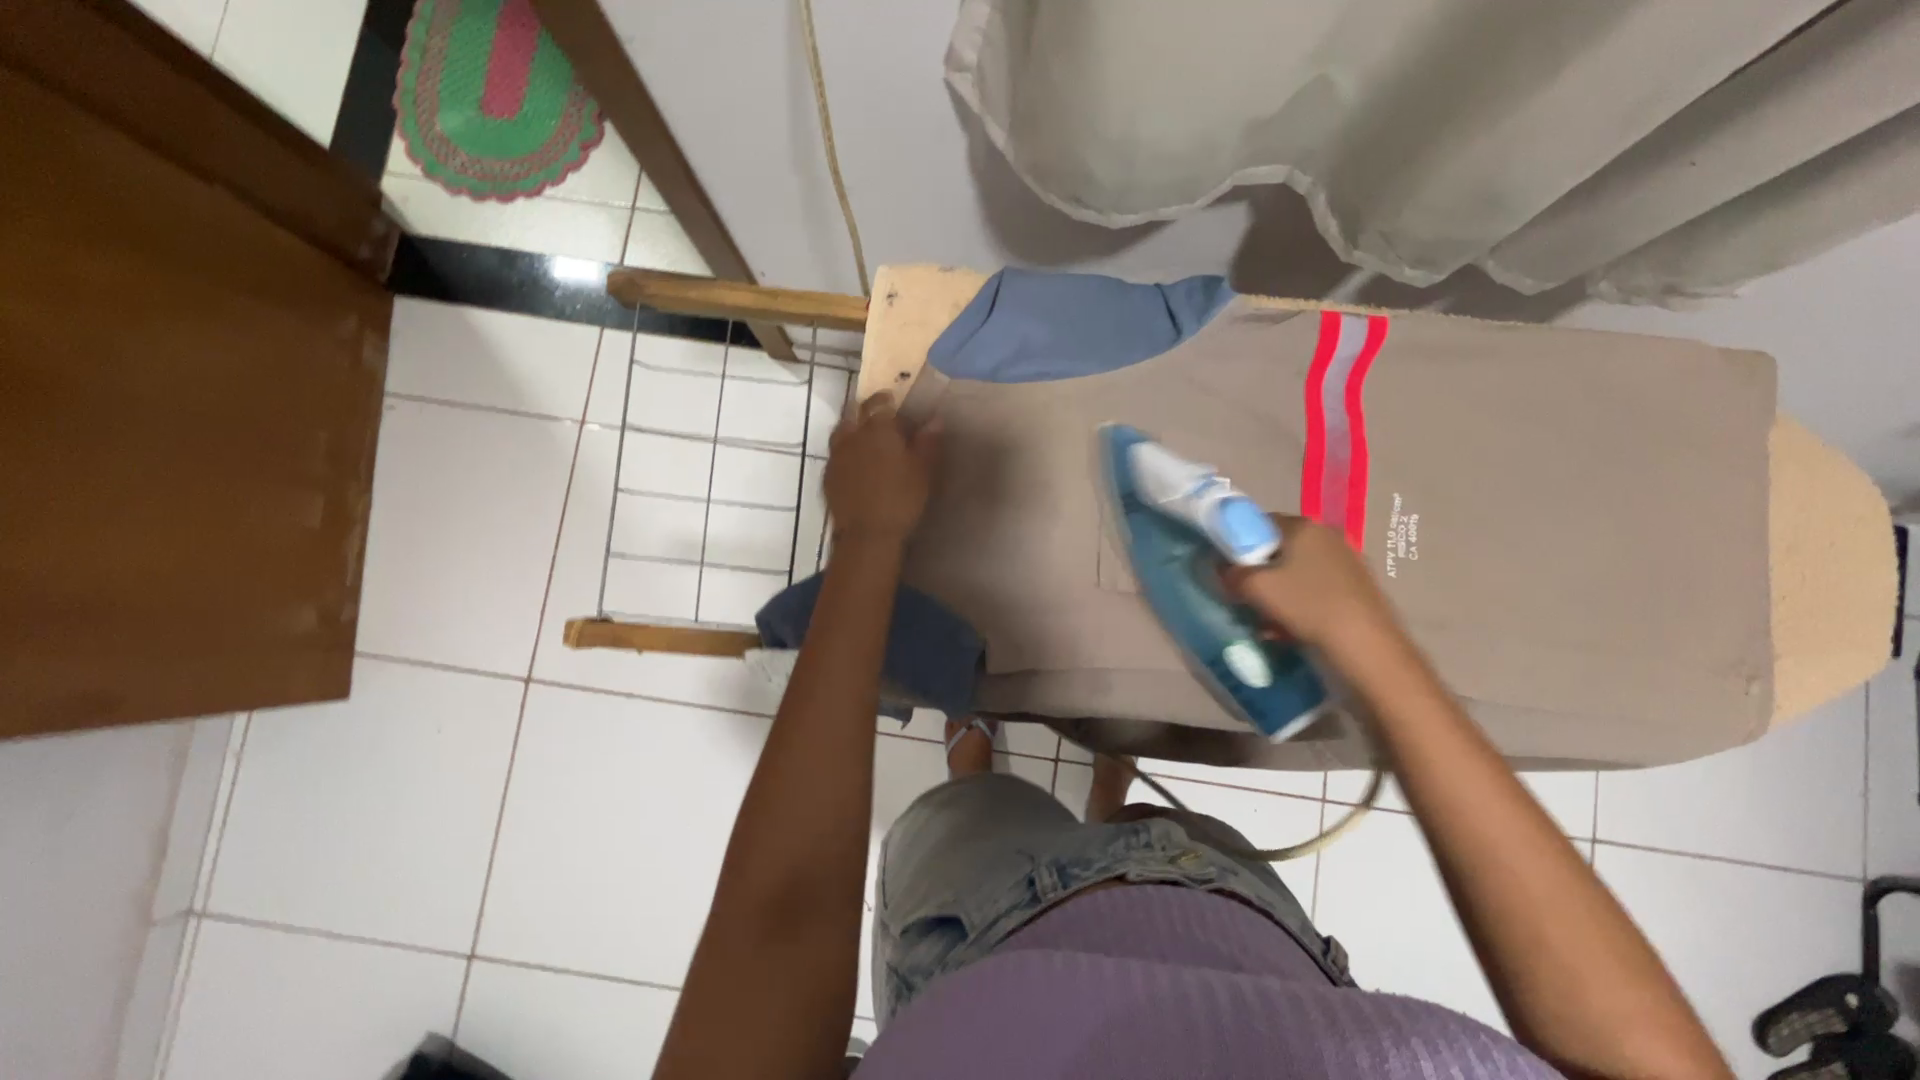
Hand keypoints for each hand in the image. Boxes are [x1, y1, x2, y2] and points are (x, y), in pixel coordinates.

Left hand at [824, 393, 939, 544]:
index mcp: (878, 429)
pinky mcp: (827, 475)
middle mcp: (853, 435)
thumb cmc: (902, 499)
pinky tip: (854, 463)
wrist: (866, 534)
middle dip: (868, 409)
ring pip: (842, 430)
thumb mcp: (924, 471)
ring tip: (865, 437)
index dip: (890, 402)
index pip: (882, 404)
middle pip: (856, 411)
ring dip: (853, 428)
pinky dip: (845, 451)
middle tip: (880, 415)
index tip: (897, 404)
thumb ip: (928, 442)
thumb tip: (935, 420)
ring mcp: (836, 455)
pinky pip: (835, 454)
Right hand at [1223, 515, 1400, 653]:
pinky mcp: (1359, 586)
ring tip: (1268, 622)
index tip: (1229, 570)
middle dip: (1260, 573)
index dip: (1238, 544)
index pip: (1260, 523)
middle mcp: (1328, 535)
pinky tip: (1293, 629)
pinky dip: (1301, 604)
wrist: (1365, 645)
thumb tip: (1223, 568)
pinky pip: (1317, 588)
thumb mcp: (1254, 588)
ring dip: (1279, 592)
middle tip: (1246, 598)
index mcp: (1303, 525)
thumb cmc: (1306, 606)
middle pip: (1279, 549)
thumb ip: (1231, 572)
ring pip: (1298, 572)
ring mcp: (1348, 560)